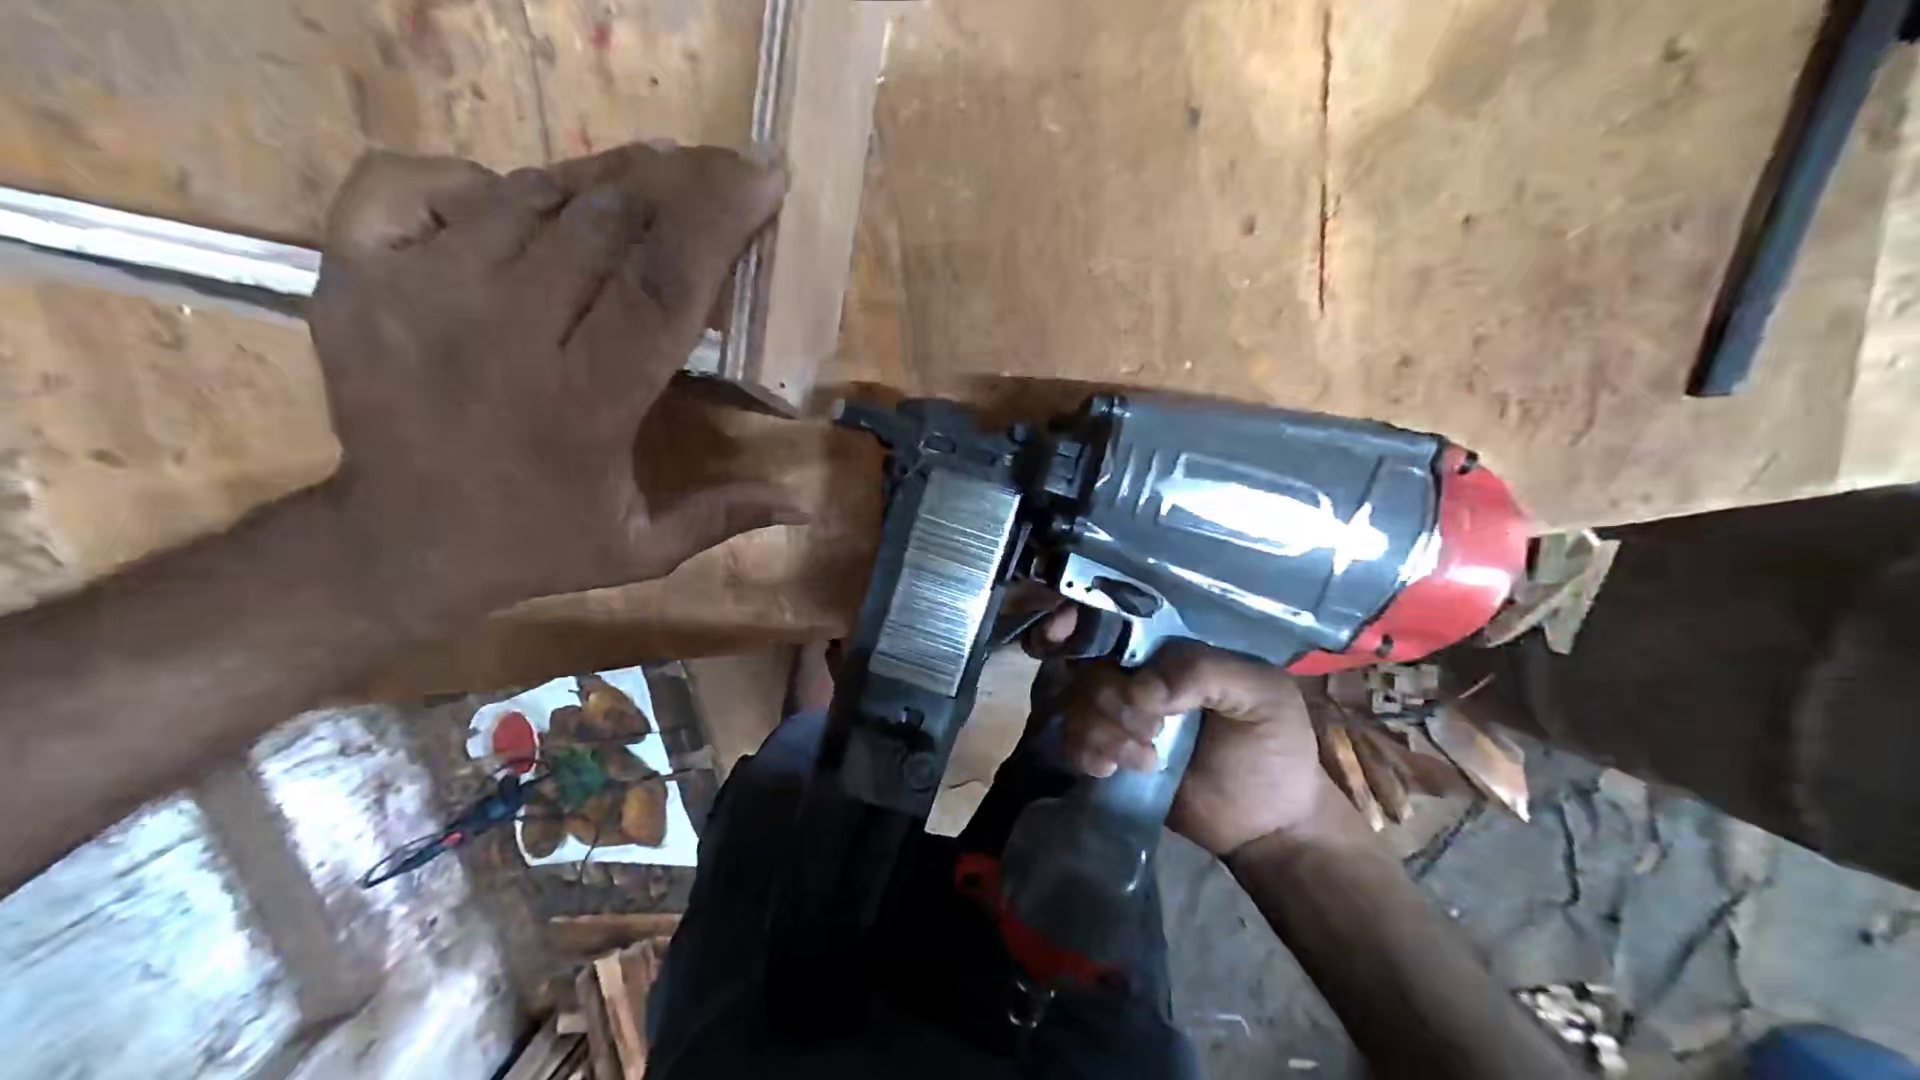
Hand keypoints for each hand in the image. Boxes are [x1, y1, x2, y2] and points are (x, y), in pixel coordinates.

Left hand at [309, 144, 801, 633]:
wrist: (401, 541)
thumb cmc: (540, 542)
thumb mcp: (644, 549)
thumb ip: (725, 516)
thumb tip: (807, 507)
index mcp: (582, 408)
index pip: (660, 287)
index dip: (718, 221)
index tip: (763, 176)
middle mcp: (499, 339)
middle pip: (605, 223)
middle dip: (679, 183)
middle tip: (722, 168)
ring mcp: (415, 295)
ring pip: (529, 196)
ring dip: (604, 180)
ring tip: (653, 179)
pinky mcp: (354, 272)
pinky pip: (423, 180)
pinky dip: (484, 180)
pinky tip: (519, 208)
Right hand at [1057, 634, 1333, 857]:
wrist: (1270, 823)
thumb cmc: (1274, 746)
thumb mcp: (1262, 694)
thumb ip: (1205, 672)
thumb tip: (1141, 689)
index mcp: (1174, 645)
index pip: (1117, 616)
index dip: (1081, 619)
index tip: (1061, 631)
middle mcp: (1140, 671)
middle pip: (1092, 665)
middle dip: (1113, 701)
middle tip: (1154, 732)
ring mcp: (1120, 712)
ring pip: (1079, 702)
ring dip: (1104, 731)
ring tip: (1146, 761)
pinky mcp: (1109, 750)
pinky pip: (1072, 739)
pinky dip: (1085, 751)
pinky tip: (1110, 770)